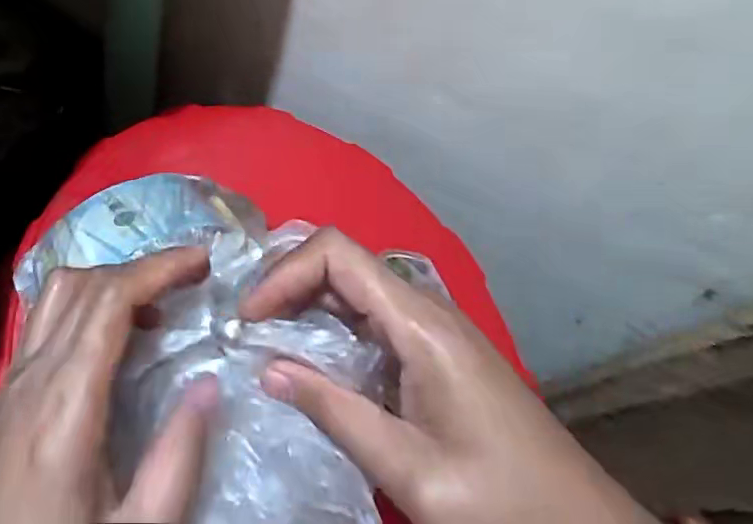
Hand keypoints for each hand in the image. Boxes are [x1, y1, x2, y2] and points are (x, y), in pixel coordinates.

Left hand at [0, 246, 220, 523]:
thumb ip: (176, 459)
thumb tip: (210, 384)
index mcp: (66, 398)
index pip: (111, 298)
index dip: (158, 268)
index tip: (201, 260)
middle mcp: (34, 371)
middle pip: (87, 284)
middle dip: (142, 268)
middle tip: (190, 277)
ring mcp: (13, 376)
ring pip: (60, 292)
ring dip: (109, 281)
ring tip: (154, 307)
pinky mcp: (5, 390)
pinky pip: (44, 318)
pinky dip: (83, 302)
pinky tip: (108, 337)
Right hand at [241, 229, 655, 523]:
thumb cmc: (504, 502)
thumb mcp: (412, 472)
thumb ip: (336, 413)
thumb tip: (265, 368)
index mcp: (422, 324)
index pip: (337, 254)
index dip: (285, 273)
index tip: (250, 317)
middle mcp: (426, 309)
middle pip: (341, 262)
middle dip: (287, 281)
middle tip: (248, 322)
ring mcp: (434, 327)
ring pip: (354, 286)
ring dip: (305, 301)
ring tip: (266, 336)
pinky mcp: (436, 350)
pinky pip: (371, 316)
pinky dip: (330, 324)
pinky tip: (311, 358)